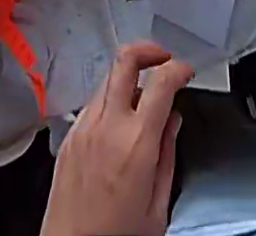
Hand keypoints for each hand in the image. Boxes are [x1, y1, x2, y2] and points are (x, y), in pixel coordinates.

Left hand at [41, 42, 192, 235]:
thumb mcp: (157, 206)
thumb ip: (167, 154)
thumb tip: (172, 119)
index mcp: (137, 143)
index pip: (161, 81)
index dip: (178, 68)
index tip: (186, 71)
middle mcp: (108, 126)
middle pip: (124, 60)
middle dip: (147, 50)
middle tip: (163, 59)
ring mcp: (84, 127)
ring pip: (108, 78)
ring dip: (128, 76)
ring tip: (143, 96)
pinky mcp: (69, 137)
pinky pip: (93, 102)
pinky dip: (110, 99)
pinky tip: (119, 120)